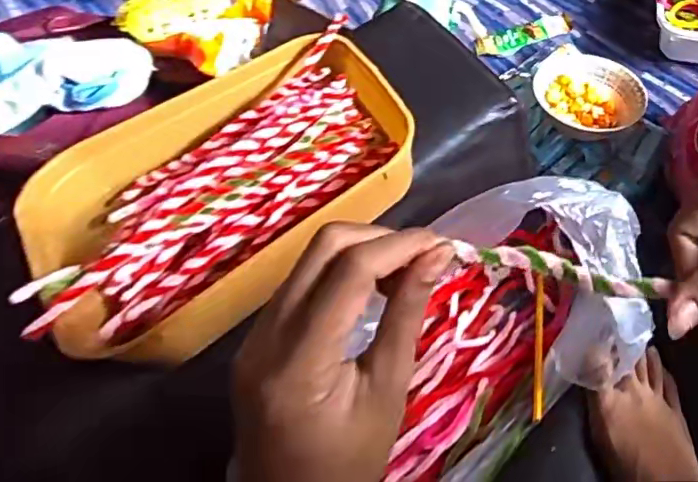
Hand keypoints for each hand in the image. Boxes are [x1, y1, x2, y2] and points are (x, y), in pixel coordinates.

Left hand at [234, 224, 453, 481]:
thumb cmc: (348, 460)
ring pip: (314, 255)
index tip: (443, 246)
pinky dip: (346, 267)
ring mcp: (254, 335)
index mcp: (298, 362)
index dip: (402, 245)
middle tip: (422, 258)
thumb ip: (408, 312)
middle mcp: (264, 338)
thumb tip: (440, 251)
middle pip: (325, 245)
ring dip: (365, 248)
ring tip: (402, 273)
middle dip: (382, 238)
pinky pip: (306, 276)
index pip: (350, 270)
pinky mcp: (258, 335)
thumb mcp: (389, 388)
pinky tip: (373, 288)